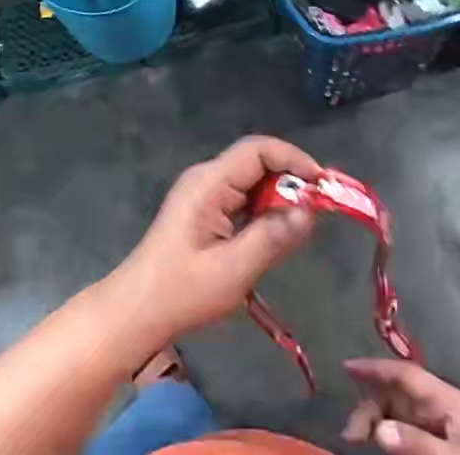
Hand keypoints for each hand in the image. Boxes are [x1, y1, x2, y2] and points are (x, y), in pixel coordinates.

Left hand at [104, 136, 322, 345]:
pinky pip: (241, 197)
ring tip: (303, 222)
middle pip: (256, 161)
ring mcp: (203, 193)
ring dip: (278, 196)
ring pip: (251, 180)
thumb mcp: (235, 269)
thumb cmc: (183, 290)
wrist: (137, 310)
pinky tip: (276, 232)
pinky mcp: (203, 209)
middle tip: (319, 208)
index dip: (293, 158)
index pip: (258, 149)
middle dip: (291, 179)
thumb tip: (310, 211)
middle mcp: (206, 178)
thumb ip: (274, 236)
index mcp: (210, 182)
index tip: (323, 184)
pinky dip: (263, 209)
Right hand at [342, 359, 459, 454]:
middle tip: (351, 436)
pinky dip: (389, 436)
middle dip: (370, 407)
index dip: (375, 368)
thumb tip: (378, 429)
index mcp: (445, 400)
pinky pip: (405, 432)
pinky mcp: (440, 445)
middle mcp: (438, 407)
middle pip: (395, 395)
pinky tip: (379, 445)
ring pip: (396, 414)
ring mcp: (439, 427)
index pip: (404, 374)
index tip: (346, 367)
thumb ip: (418, 444)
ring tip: (358, 442)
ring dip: (375, 423)